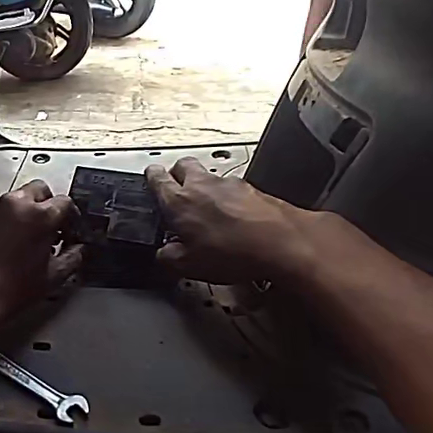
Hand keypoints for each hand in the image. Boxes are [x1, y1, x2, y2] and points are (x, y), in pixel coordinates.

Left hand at [0, 181, 83, 326]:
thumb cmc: (10, 287)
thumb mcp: (55, 275)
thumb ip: (74, 256)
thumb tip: (78, 249)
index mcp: (41, 215)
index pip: (66, 202)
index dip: (73, 218)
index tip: (72, 230)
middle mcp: (18, 204)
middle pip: (42, 191)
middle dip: (51, 207)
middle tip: (56, 228)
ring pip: (22, 197)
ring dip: (32, 211)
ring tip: (36, 237)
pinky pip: (5, 208)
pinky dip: (14, 217)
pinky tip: (18, 241)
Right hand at [145, 158, 317, 284]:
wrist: (280, 244)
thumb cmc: (234, 251)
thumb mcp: (188, 266)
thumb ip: (169, 257)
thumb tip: (165, 254)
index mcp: (179, 201)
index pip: (157, 178)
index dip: (152, 177)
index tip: (152, 177)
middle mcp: (203, 185)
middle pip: (183, 165)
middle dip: (177, 173)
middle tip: (176, 188)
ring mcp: (230, 184)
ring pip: (210, 177)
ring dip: (205, 189)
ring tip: (207, 212)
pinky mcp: (253, 190)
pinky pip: (234, 190)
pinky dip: (230, 200)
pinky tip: (234, 220)